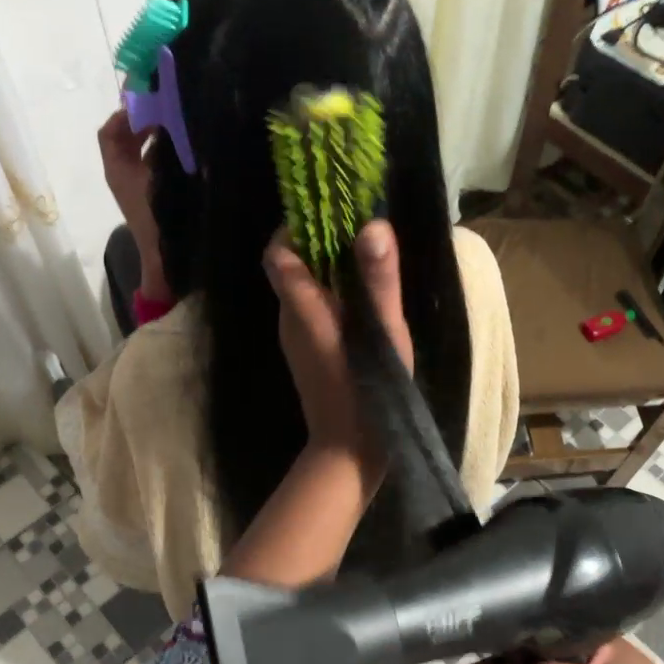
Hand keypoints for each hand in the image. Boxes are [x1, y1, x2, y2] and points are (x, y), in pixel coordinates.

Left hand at [98, 109, 168, 299]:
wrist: (166, 261)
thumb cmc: (159, 215)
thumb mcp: (162, 173)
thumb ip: (165, 143)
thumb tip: (171, 113)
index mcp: (117, 168)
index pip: (110, 131)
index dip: (126, 113)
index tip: (148, 101)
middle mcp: (121, 176)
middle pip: (124, 140)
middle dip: (143, 123)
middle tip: (167, 110)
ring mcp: (135, 190)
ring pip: (139, 153)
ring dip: (155, 139)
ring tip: (178, 128)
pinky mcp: (149, 199)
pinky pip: (151, 168)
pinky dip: (163, 156)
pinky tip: (184, 153)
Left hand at [262, 221, 414, 456]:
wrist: (349, 455)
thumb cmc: (368, 394)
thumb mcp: (383, 333)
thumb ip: (378, 280)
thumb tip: (373, 223)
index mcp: (302, 309)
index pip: (279, 251)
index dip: (298, 224)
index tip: (331, 208)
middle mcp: (291, 319)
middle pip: (293, 265)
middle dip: (320, 239)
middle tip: (361, 226)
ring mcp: (297, 339)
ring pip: (305, 289)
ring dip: (330, 267)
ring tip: (369, 256)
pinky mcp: (309, 354)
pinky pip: (314, 310)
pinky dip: (334, 294)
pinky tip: (365, 298)